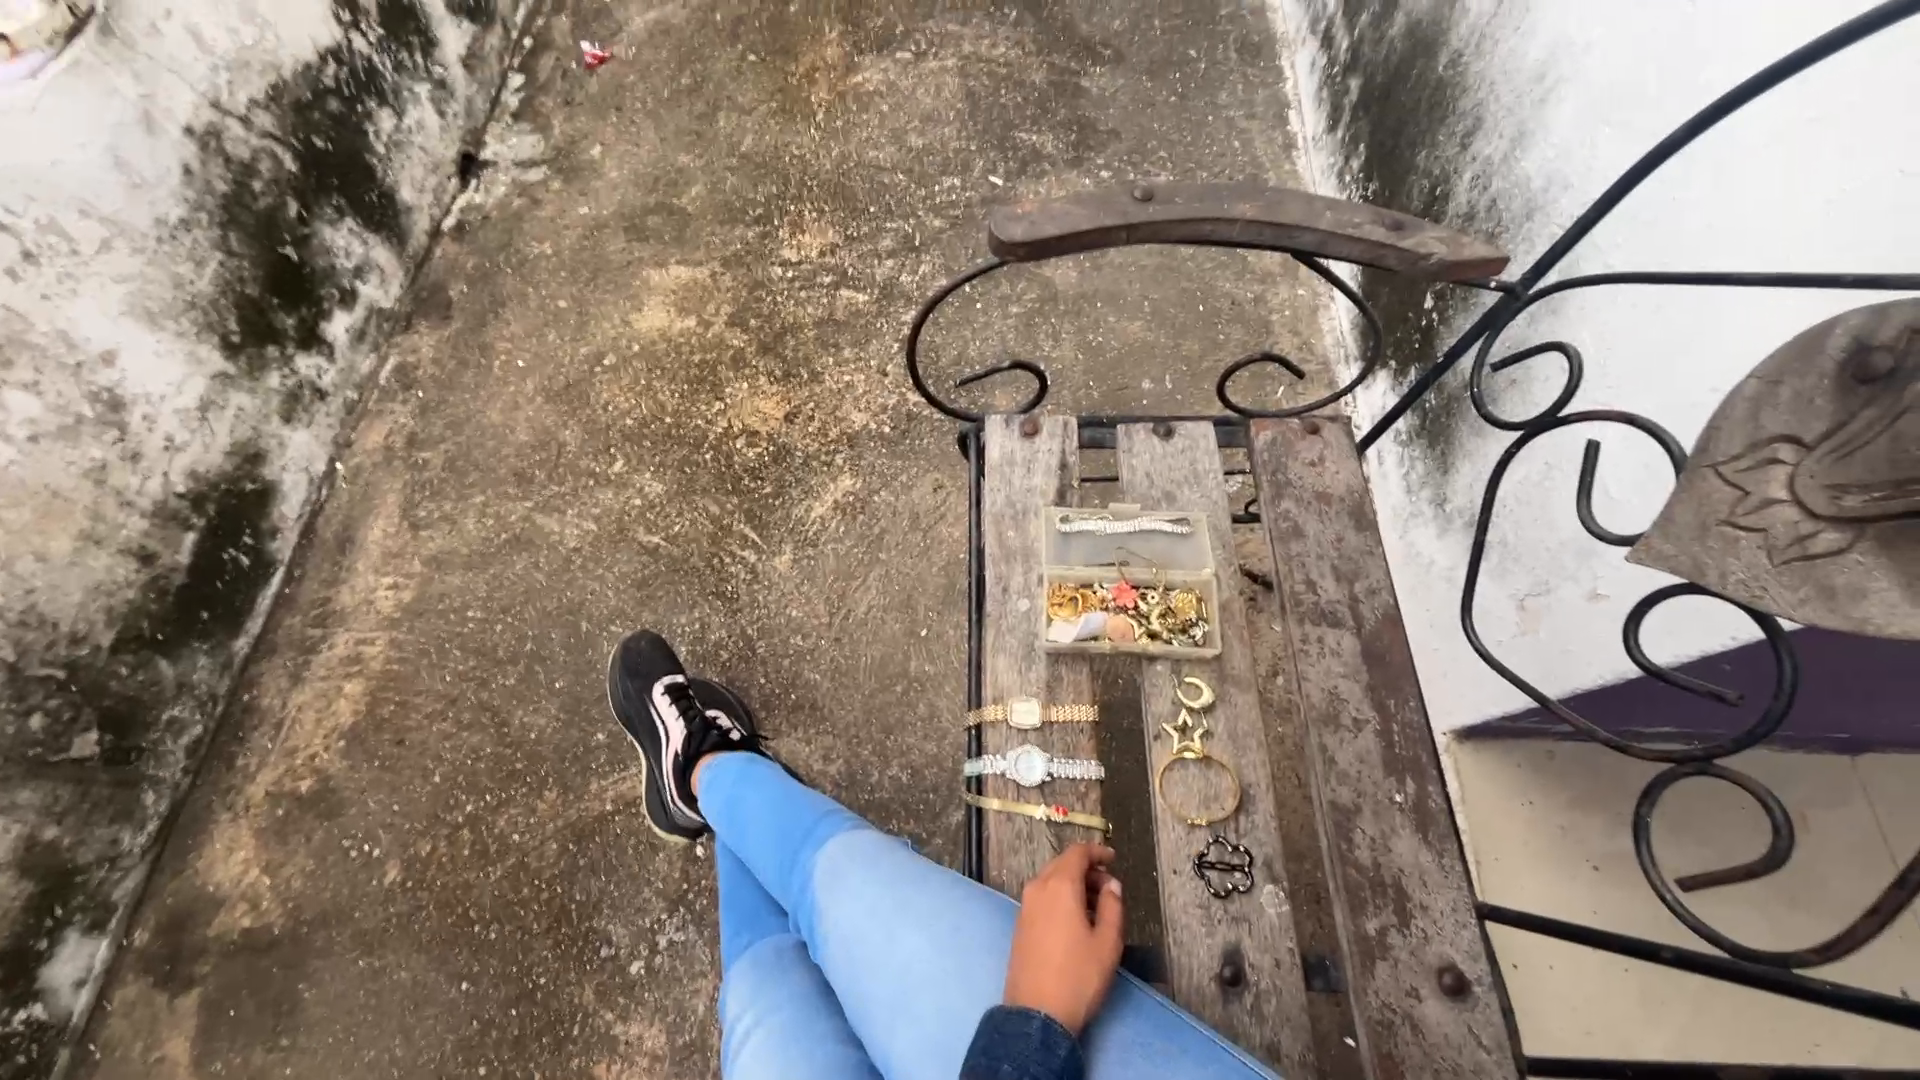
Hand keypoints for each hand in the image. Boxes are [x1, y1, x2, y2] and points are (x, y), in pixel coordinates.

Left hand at [1003, 843, 1124, 1035]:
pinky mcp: (1020, 924)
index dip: (1097, 851)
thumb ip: (1113, 906)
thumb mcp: (1107, 943)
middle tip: (1110, 887)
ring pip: (1052, 880)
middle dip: (1087, 870)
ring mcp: (1025, 906)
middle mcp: (1038, 888)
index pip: (1077, 853)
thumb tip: (1111, 885)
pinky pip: (1043, 897)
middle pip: (1063, 864)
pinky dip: (1061, 897)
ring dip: (1074, 884)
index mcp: (1059, 885)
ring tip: (1098, 907)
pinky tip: (1077, 919)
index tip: (1114, 859)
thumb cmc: (1078, 977)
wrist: (1036, 1014)